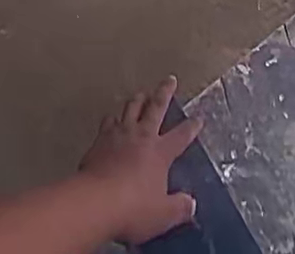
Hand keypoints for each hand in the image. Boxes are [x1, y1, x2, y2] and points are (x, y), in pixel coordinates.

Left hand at [78, 77, 202, 243]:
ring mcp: (120, 135)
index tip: (199, 118)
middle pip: (156, 107)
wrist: (95, 202)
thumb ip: (178, 208)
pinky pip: (107, 122)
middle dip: (165, 92)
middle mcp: (142, 136)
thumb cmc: (132, 208)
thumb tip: (191, 204)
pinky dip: (112, 118)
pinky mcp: (100, 140)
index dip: (192, 127)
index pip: (181, 136)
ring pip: (131, 108)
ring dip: (138, 100)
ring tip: (141, 94)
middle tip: (170, 80)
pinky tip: (111, 118)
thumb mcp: (162, 215)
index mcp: (160, 152)